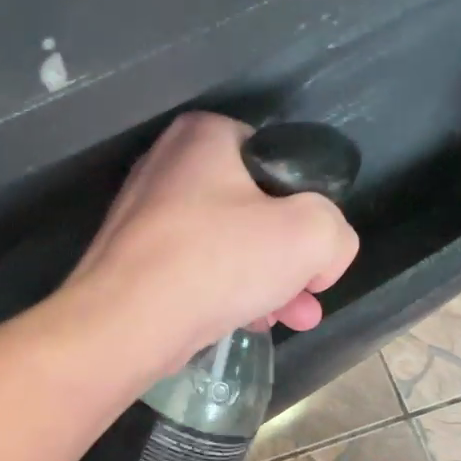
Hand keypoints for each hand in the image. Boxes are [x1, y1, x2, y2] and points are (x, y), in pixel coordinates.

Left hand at [64, 111, 359, 370]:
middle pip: (255, 208)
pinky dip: (227, 293)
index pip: (279, 160)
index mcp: (206, 136)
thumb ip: (337, 232)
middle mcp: (169, 164)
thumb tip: (323, 256)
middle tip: (309, 296)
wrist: (123, 325)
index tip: (315, 250)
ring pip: (229, 245)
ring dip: (267, 282)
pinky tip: (249, 324)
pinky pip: (198, 269)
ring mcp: (146, 213)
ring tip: (292, 320)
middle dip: (291, 258)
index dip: (309, 207)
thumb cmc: (217, 263)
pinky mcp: (135, 259)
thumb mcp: (310, 235)